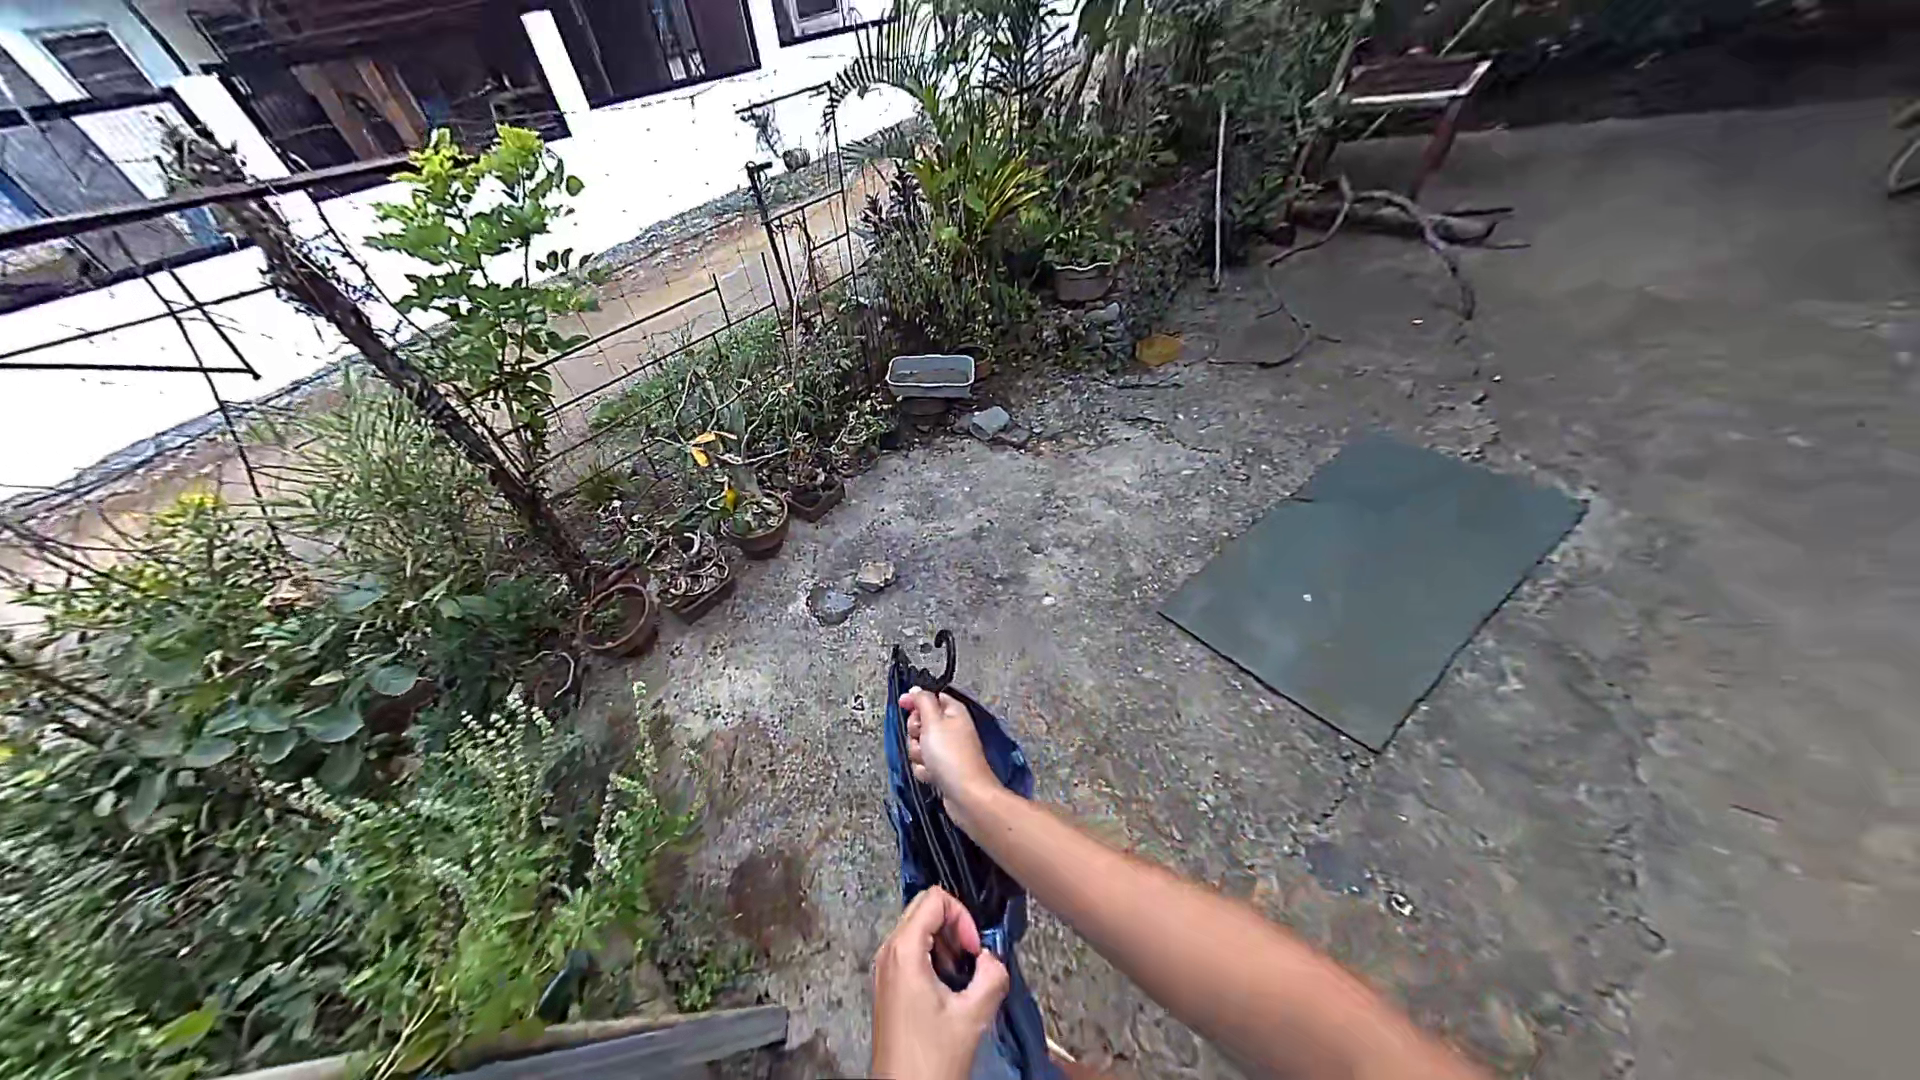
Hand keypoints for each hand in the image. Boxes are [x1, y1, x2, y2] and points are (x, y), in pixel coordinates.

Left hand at [871, 886, 1009, 1079]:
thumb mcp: (973, 1015)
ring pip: (918, 927)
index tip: (974, 950)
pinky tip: (947, 987)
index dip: (962, 917)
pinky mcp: (887, 984)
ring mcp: (884, 967)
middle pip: (924, 907)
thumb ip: (992, 974)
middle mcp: (888, 950)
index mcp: (904, 949)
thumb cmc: (933, 1058)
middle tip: (971, 959)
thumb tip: (992, 958)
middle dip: (954, 926)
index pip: (935, 898)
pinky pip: (911, 949)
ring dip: (945, 942)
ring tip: (961, 976)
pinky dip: (933, 955)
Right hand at [900, 687, 997, 810]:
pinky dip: (924, 770)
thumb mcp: (933, 721)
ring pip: (919, 746)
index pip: (929, 698)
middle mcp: (951, 728)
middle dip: (915, 733)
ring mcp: (947, 750)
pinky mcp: (943, 768)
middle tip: (923, 739)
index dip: (915, 702)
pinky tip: (933, 774)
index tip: (904, 706)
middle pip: (920, 722)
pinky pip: (923, 764)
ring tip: (930, 761)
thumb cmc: (952, 757)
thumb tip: (916, 689)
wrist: (965, 795)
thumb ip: (923, 701)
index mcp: (953, 712)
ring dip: (918, 754)